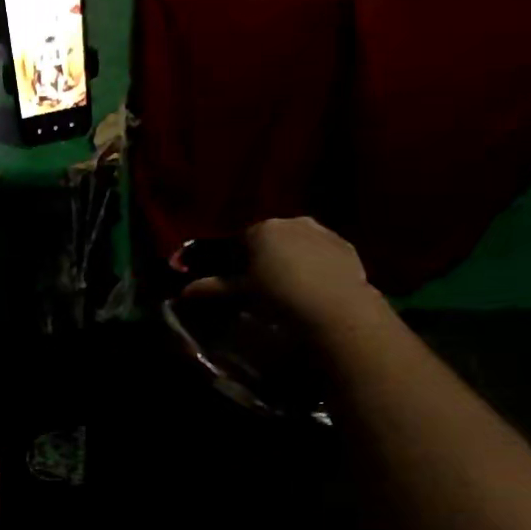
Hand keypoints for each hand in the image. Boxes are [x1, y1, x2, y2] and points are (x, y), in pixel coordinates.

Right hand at [183, 217, 379, 324]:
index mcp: (262, 229)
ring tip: (289, 288)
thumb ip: (212, 288)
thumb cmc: (278, 297)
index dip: (235, 260)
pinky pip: (322, 253)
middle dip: (264, 257)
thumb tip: (183, 291)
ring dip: (291, 259)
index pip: (240, 240)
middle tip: (261, 285)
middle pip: (271, 238)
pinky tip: (313, 287)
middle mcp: (293, 222)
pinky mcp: (346, 246)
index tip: (235, 280)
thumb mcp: (241, 294)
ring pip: (298, 244)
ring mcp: (323, 232)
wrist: (334, 308)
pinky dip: (315, 265)